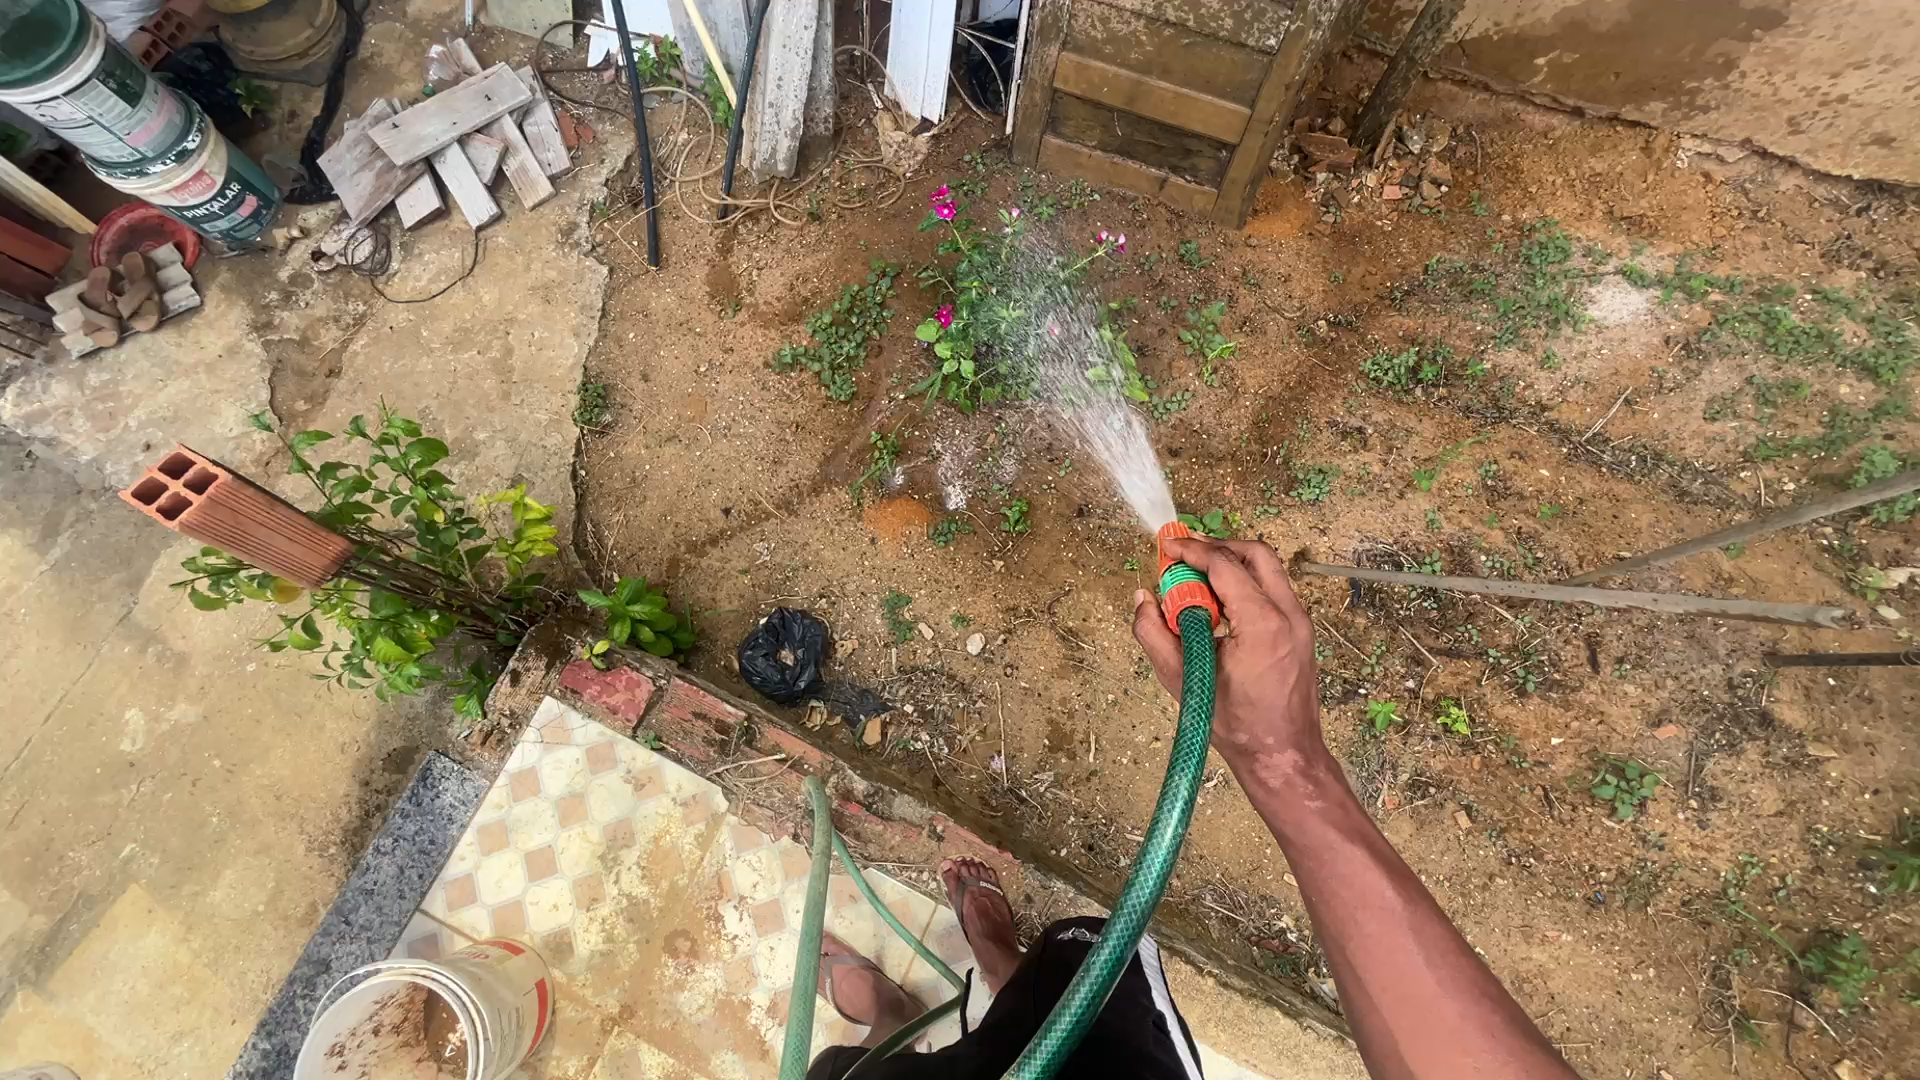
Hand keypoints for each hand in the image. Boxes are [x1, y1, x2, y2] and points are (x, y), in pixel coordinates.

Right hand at [1132, 538, 1326, 776]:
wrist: (1282, 753)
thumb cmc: (1233, 722)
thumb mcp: (1179, 677)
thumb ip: (1152, 632)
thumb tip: (1143, 598)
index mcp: (1261, 622)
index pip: (1224, 565)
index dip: (1191, 550)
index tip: (1167, 548)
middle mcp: (1288, 613)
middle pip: (1255, 554)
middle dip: (1217, 547)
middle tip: (1185, 557)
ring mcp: (1301, 621)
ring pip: (1268, 569)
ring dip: (1232, 565)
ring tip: (1198, 579)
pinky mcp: (1302, 631)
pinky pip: (1272, 590)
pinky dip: (1244, 584)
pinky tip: (1219, 604)